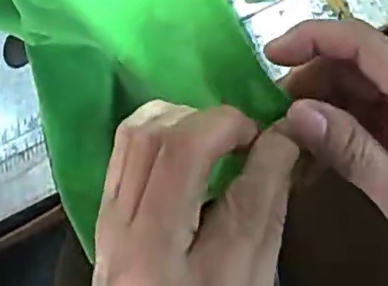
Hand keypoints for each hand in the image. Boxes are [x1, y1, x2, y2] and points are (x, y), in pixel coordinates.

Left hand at [93, 101, 299, 285]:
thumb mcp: (254, 278)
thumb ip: (269, 208)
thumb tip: (283, 139)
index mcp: (196, 283)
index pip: (240, 205)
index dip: (270, 152)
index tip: (284, 132)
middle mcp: (140, 250)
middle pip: (175, 151)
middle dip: (220, 123)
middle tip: (247, 134)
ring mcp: (112, 228)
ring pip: (140, 135)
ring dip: (185, 117)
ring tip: (213, 132)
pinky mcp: (102, 212)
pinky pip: (123, 144)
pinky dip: (156, 124)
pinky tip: (181, 133)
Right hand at [267, 20, 387, 285]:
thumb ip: (362, 160)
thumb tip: (297, 110)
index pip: (368, 45)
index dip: (316, 37)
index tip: (270, 53)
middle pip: (366, 63)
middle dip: (316, 75)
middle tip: (274, 111)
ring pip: (371, 90)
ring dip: (329, 103)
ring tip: (292, 133)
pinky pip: (385, 122)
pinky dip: (350, 131)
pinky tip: (325, 152)